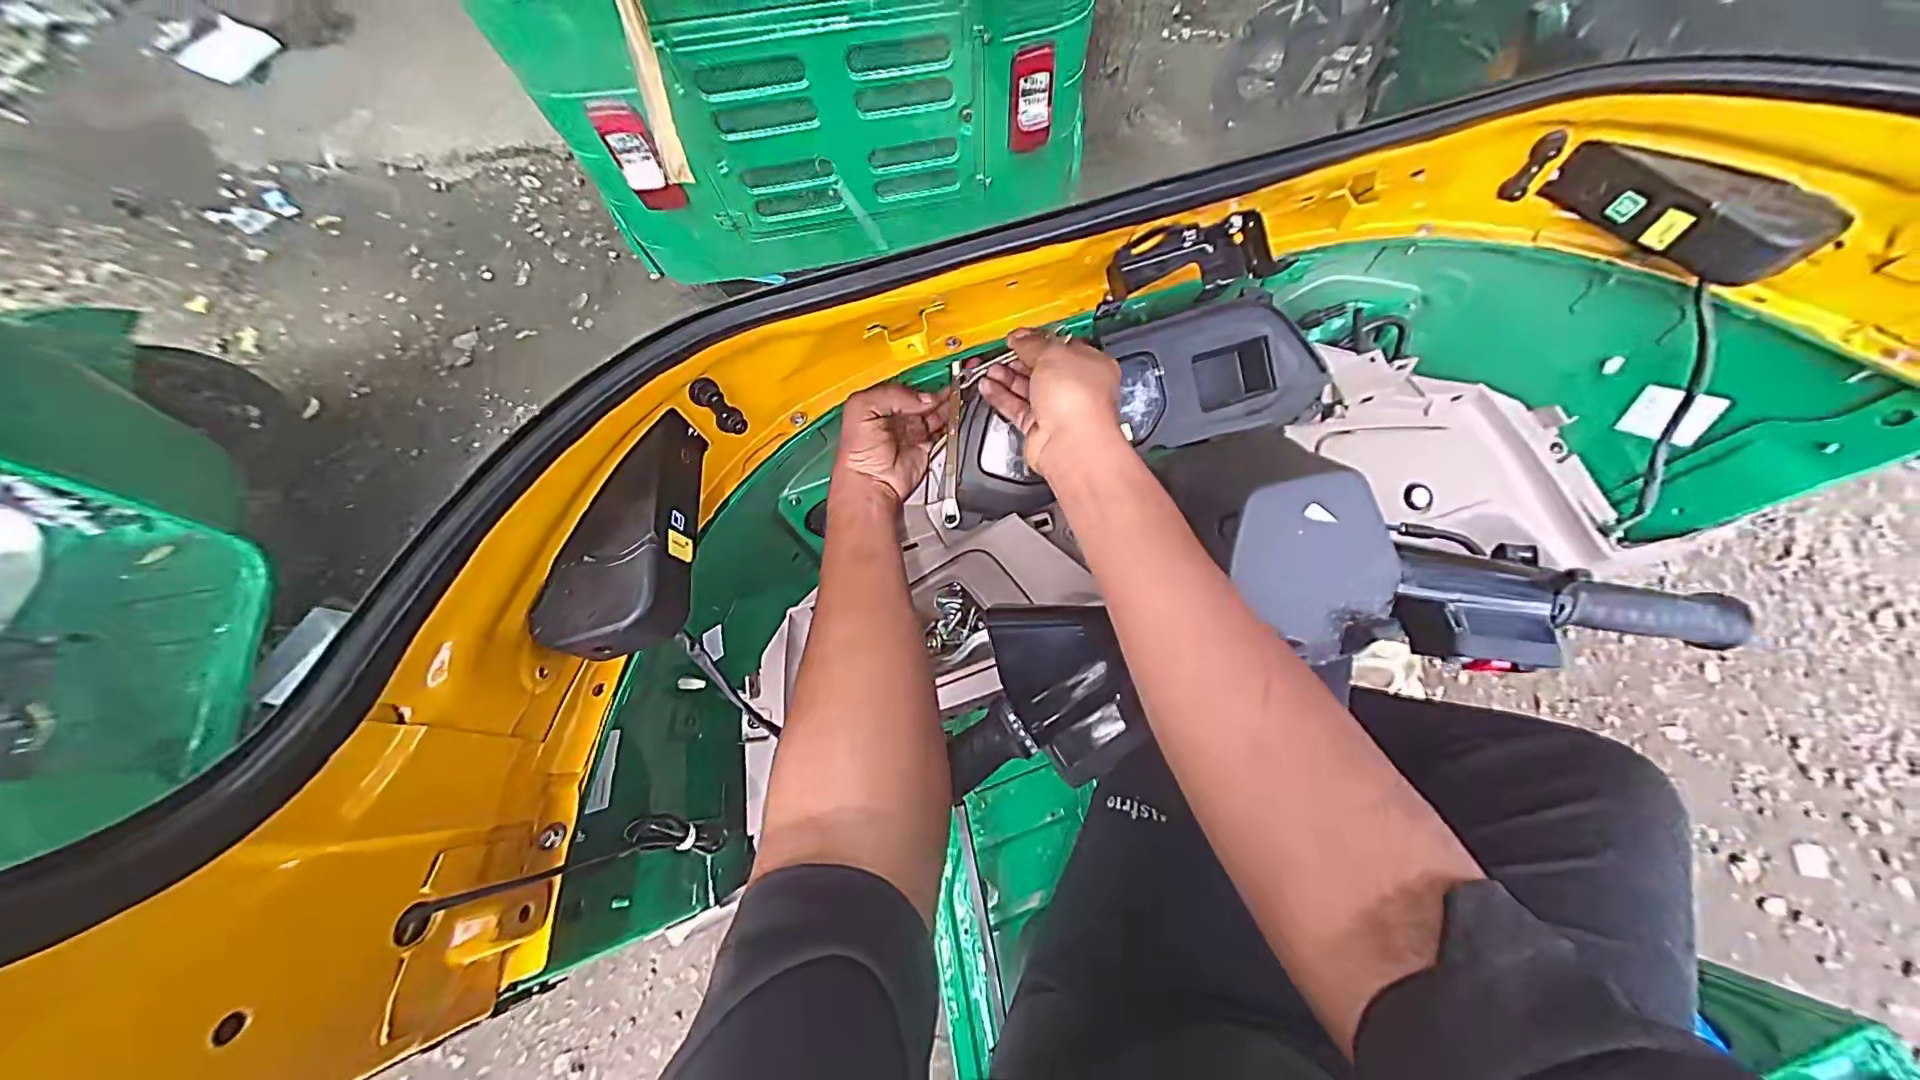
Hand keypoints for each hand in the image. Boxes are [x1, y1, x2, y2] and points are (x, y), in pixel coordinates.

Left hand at [835, 382, 950, 503]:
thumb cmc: (858, 454)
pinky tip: (956, 412)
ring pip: (936, 411)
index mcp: (879, 404)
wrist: (871, 483)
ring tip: (958, 394)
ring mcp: (913, 431)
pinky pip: (943, 430)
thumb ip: (891, 395)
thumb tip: (922, 398)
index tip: (936, 372)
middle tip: (952, 382)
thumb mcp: (862, 408)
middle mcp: (897, 416)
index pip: (905, 384)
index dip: (920, 378)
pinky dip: (951, 422)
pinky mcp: (926, 446)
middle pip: (923, 397)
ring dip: (947, 403)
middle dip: (938, 389)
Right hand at [975, 327, 1125, 475]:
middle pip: (1042, 370)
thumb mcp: (1052, 355)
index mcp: (1090, 365)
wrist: (1071, 442)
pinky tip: (989, 387)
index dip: (1039, 341)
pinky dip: (1001, 397)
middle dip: (1019, 360)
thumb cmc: (1078, 400)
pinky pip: (1016, 408)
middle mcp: (1075, 389)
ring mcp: (1057, 410)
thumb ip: (1033, 344)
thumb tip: (1020, 338)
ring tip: (989, 369)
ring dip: (1007, 378)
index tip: (1020, 337)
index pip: (1061, 348)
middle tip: (1001, 353)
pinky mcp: (1039, 429)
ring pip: (1027, 390)